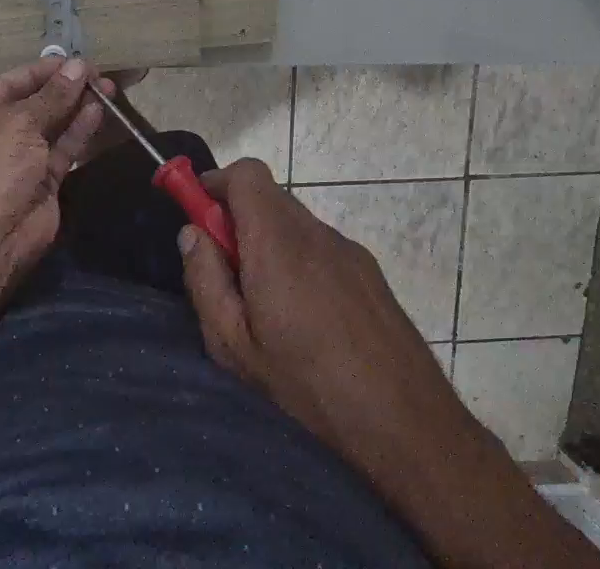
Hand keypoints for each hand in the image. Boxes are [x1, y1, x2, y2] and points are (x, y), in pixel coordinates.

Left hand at [0, 55, 106, 270]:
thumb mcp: (18, 124)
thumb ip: (51, 96)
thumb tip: (79, 67)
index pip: (8, 85)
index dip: (40, 72)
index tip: (72, 61)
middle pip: (33, 104)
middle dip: (64, 88)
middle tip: (97, 73)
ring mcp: (21, 159)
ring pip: (53, 126)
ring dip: (77, 106)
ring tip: (107, 88)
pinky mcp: (45, 179)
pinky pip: (64, 147)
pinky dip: (80, 130)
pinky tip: (99, 111)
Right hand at [177, 160, 486, 480]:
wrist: (408, 424)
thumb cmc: (308, 385)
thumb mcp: (234, 345)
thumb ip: (205, 280)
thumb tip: (191, 234)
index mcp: (277, 244)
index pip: (246, 174)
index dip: (214, 184)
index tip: (196, 216)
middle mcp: (315, 234)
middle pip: (267, 196)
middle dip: (236, 219)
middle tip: (225, 271)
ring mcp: (349, 252)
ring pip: (294, 223)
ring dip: (267, 242)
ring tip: (266, 305)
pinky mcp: (370, 273)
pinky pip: (320, 247)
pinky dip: (298, 260)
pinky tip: (305, 317)